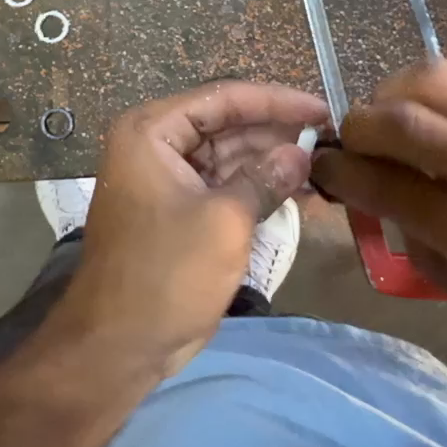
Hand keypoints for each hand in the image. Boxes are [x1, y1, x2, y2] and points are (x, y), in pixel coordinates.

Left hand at [52, 81, 325, 371]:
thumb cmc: (166, 274)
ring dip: (273, 160)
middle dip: (277, 132)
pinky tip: (301, 191)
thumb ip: (266, 178)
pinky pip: (224, 184)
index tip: (322, 110)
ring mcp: (166, 178)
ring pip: (229, 155)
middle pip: (227, 123)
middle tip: (330, 139)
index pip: (223, 98)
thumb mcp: (225, 221)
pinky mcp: (179, 209)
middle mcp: (155, 144)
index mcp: (151, 131)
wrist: (117, 348)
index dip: (276, 101)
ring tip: (324, 164)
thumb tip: (303, 151)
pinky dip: (258, 187)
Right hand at [309, 50, 446, 324]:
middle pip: (409, 123)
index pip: (393, 187)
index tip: (321, 167)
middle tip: (349, 142)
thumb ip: (401, 225)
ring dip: (391, 92)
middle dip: (359, 127)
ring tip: (384, 115)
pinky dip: (441, 73)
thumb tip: (355, 176)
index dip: (342, 172)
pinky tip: (428, 96)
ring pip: (435, 79)